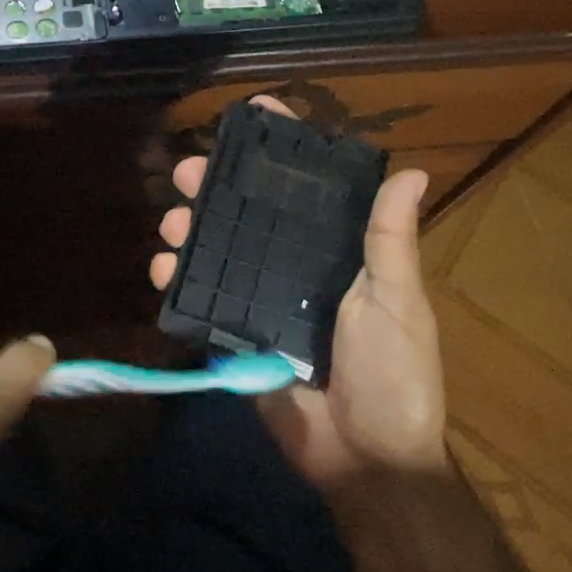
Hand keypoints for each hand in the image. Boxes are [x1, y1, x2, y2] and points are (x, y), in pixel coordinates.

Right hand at [151, 96, 448, 487]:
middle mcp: (296, 267)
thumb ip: (390, 240)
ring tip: (170, 221)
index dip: (283, 147)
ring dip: (188, 228)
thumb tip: (412, 170)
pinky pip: (201, 301)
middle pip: (249, 213)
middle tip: (187, 171)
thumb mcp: (398, 301)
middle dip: (216, 185)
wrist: (365, 461)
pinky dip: (175, 282)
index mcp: (338, 252)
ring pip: (217, 250)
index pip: (308, 189)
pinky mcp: (236, 336)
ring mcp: (262, 301)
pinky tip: (159, 269)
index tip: (253, 110)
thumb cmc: (392, 373)